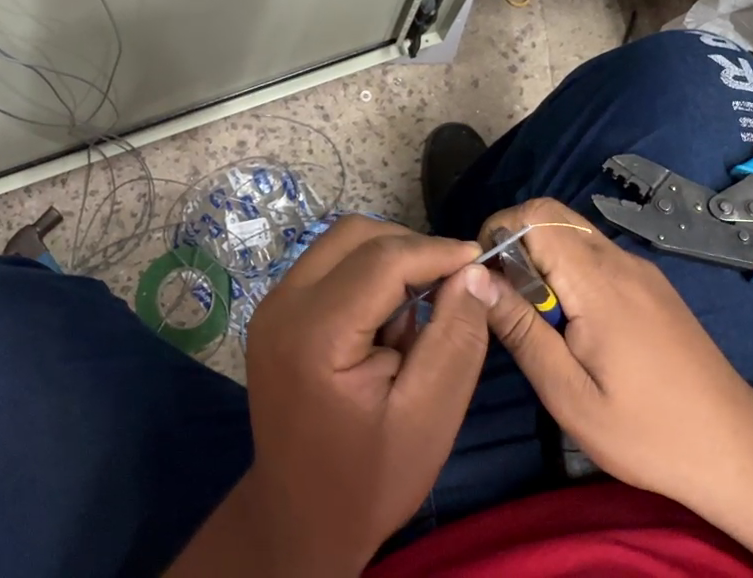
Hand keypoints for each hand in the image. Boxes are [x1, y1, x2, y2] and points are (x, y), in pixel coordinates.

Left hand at [241, 216, 498, 570]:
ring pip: (339, 244)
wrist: (300, 518)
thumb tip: (475, 271)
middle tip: (452, 286)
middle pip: (354, 235)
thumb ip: (455, 337)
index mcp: (314, 333)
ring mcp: (272, 306)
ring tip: (417, 312)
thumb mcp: (430, 416)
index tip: (480, 261)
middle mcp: (282, 305)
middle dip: (410, 248)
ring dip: (387, 259)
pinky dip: (365, 274)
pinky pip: (327, 266)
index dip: (437, 251)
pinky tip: (387, 321)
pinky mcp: (275, 313)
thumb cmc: (369, 478)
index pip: (383, 259)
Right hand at [479, 199, 752, 498]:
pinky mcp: (652, 289)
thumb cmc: (647, 431)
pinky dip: (568, 272)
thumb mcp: (568, 394)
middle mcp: (621, 263)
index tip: (484, 278)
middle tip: (503, 298)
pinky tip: (570, 324)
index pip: (537, 216)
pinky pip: (597, 258)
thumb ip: (520, 329)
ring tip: (533, 317)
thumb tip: (475, 278)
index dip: (498, 232)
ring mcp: (641, 273)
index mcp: (599, 282)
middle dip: (515, 242)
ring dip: (541, 259)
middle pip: (554, 217)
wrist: (738, 450)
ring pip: (575, 236)